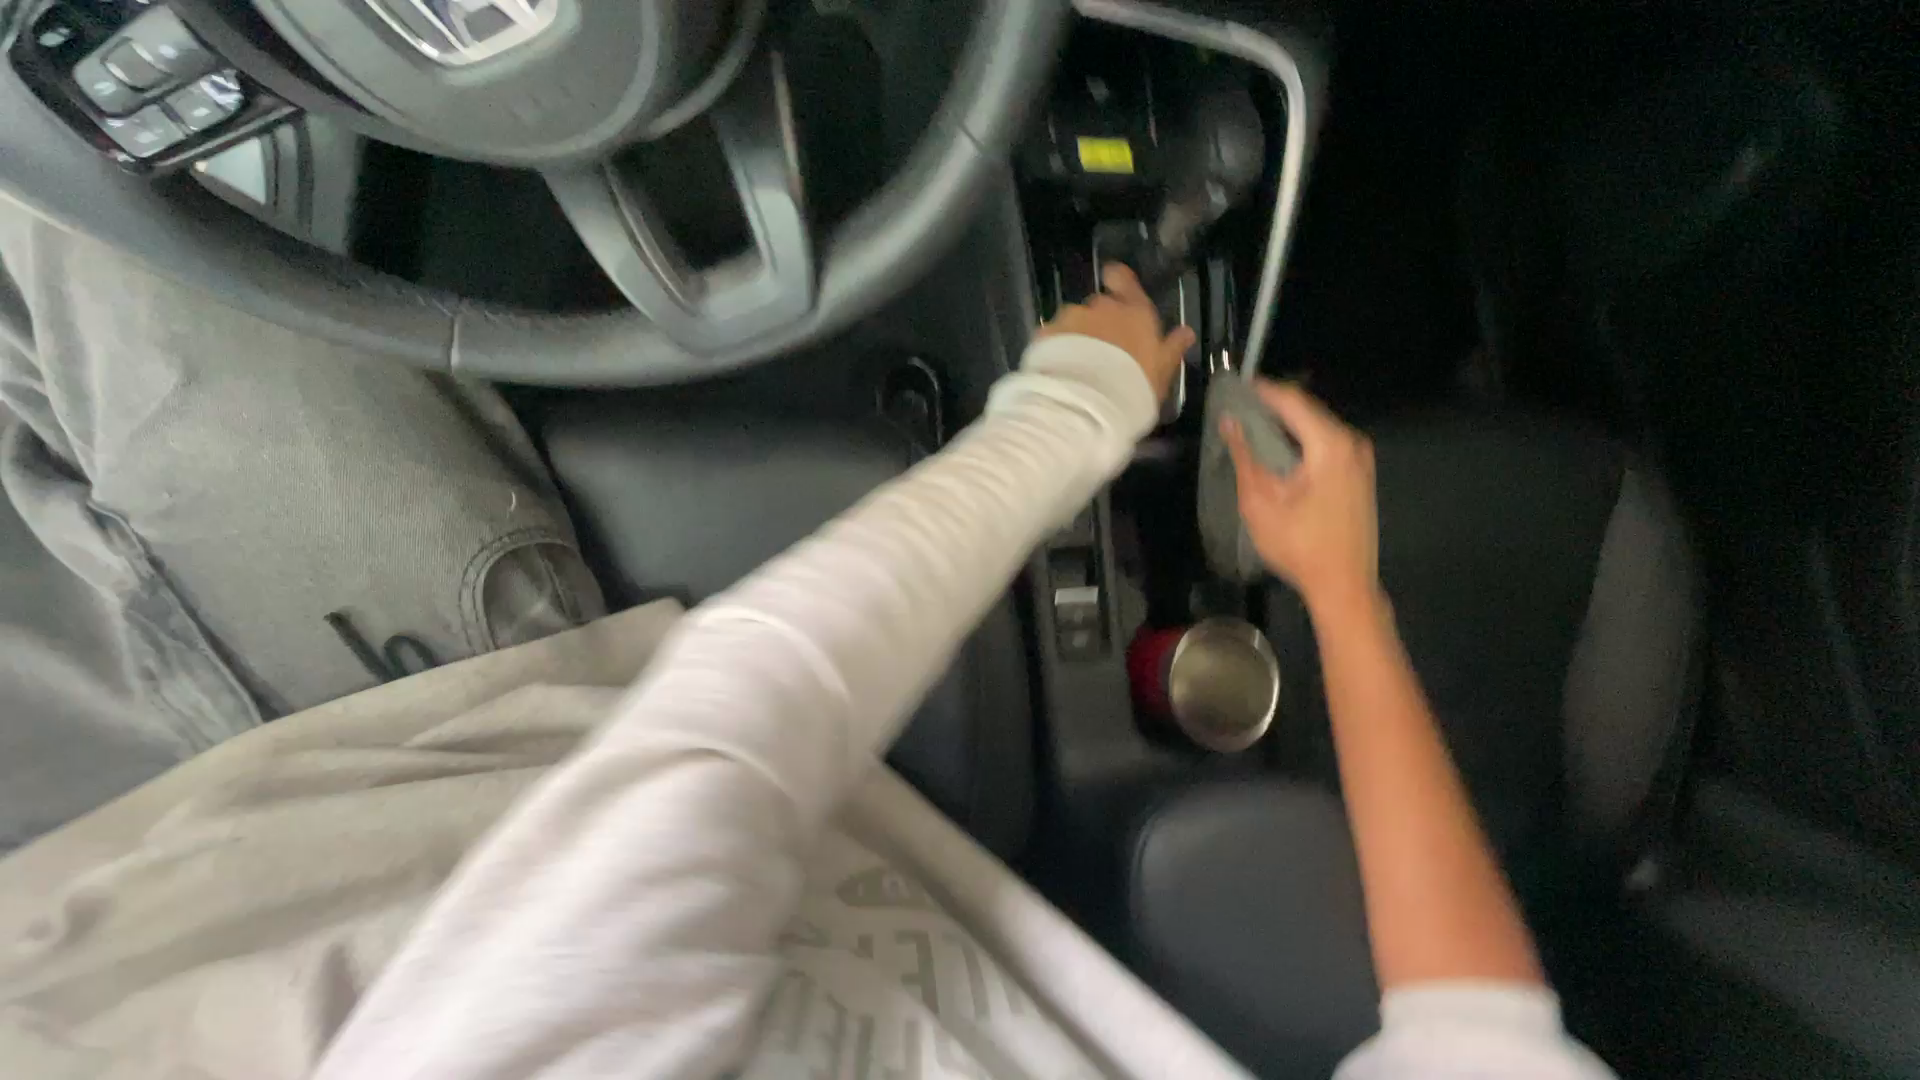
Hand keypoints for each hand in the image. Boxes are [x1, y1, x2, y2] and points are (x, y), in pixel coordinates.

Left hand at [1037, 263, 1195, 402]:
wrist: (1085, 404)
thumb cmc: (1132, 388)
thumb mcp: (1161, 372)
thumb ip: (1172, 348)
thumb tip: (1186, 332)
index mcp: (1135, 312)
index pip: (1125, 281)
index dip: (1119, 279)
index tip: (1114, 284)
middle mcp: (1102, 307)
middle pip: (1100, 306)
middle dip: (1100, 322)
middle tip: (1102, 351)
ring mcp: (1071, 319)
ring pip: (1075, 320)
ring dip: (1076, 336)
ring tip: (1078, 365)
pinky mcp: (1046, 334)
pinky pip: (1052, 336)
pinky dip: (1055, 347)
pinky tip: (1060, 369)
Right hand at [1224, 380, 1380, 610]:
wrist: (1343, 584)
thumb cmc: (1300, 545)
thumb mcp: (1260, 502)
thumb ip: (1244, 458)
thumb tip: (1229, 425)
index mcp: (1331, 446)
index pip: (1293, 403)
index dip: (1264, 391)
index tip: (1237, 385)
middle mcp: (1352, 445)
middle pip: (1308, 413)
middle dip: (1274, 408)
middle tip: (1240, 406)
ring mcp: (1361, 461)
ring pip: (1317, 430)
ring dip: (1287, 426)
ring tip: (1252, 426)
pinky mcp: (1360, 476)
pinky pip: (1326, 446)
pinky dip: (1300, 442)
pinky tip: (1278, 451)